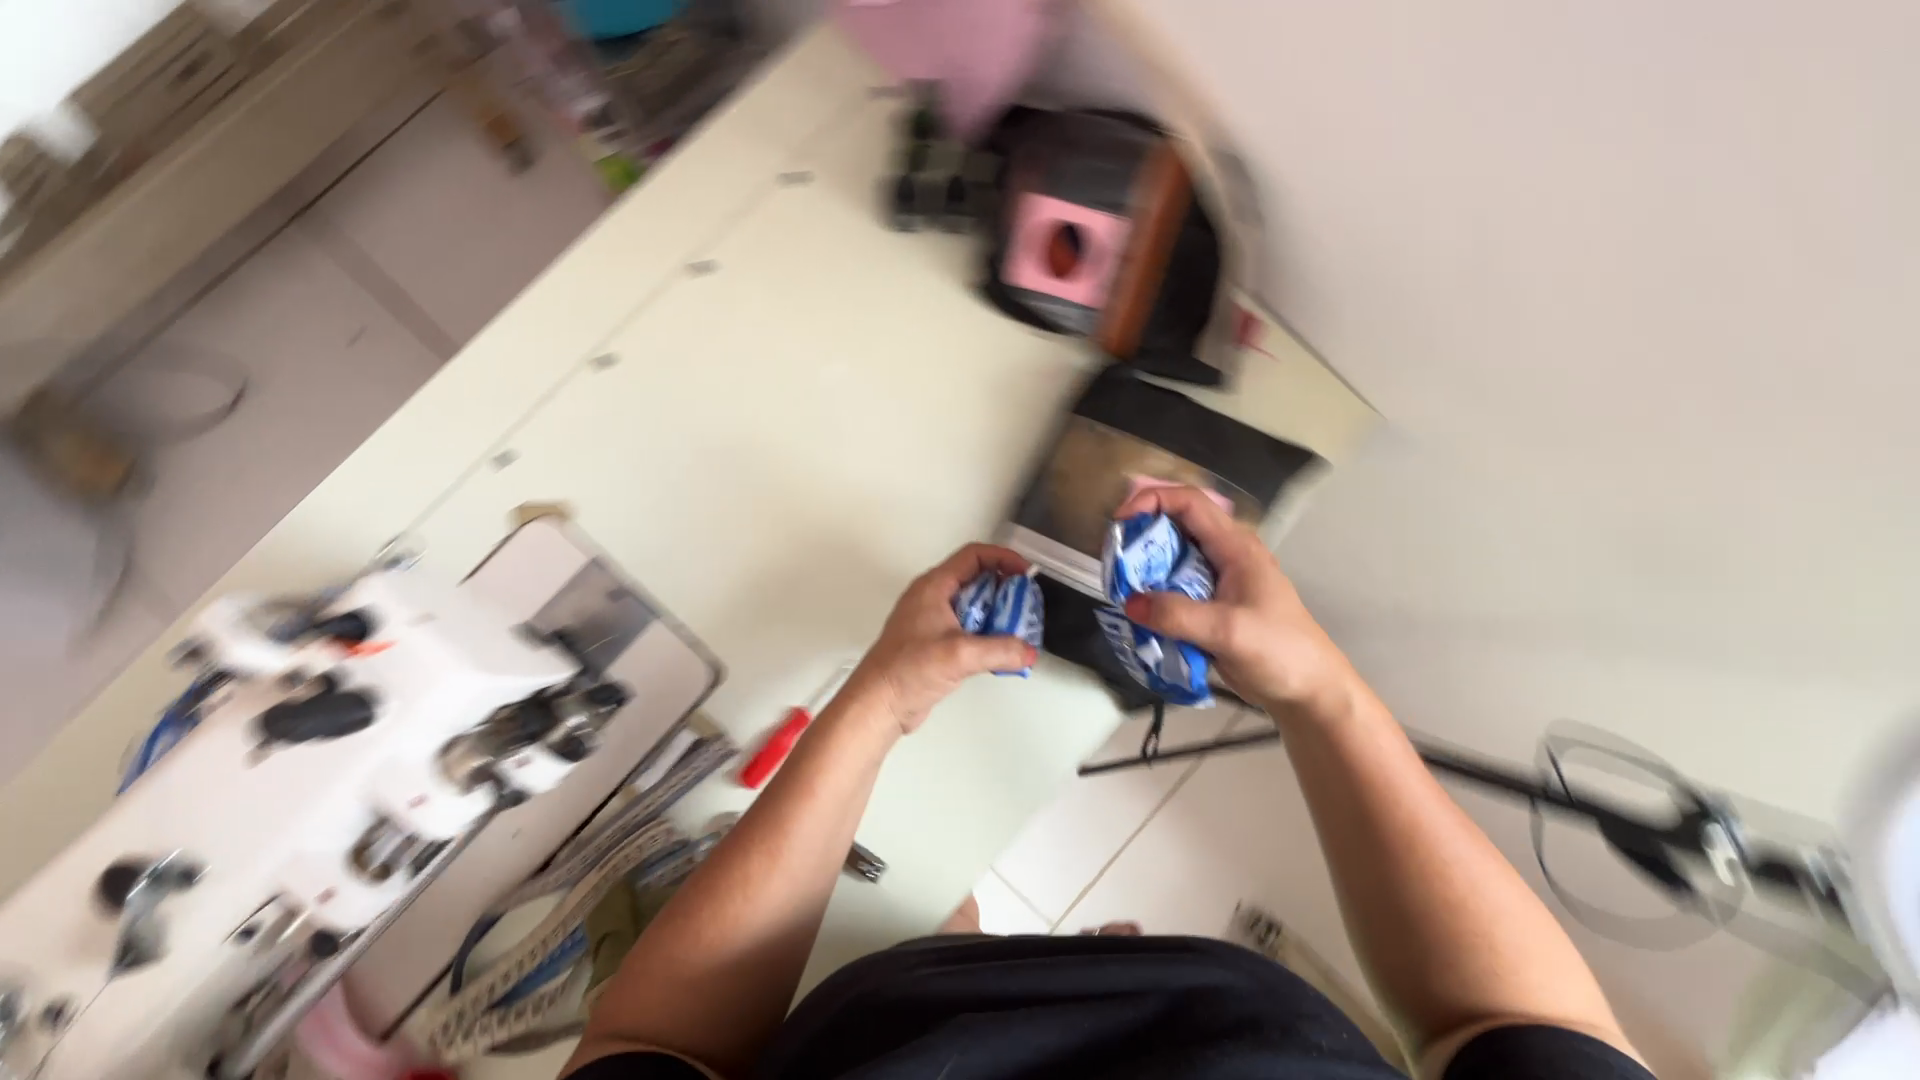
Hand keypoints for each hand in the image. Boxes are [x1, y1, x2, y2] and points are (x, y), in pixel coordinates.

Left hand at [840, 543, 1039, 734]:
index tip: (1025, 573)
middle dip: (1005, 591)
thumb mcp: (960, 655)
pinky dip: (987, 636)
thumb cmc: (905, 670)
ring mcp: (934, 621)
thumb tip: (1027, 651)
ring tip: (1017, 632)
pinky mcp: (936, 643)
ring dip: (998, 616)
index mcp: (934, 587)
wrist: (879, 703)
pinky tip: (1001, 654)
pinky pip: (969, 630)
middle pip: (977, 580)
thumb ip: (1000, 650)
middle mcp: (933, 598)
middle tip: (1025, 607)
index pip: (974, 556)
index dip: (1003, 558)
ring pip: (975, 606)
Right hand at [1112, 486, 1353, 714]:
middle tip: (1113, 560)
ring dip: (1143, 570)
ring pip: (1170, 561)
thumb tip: (1130, 603)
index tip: (1120, 523)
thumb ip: (1178, 616)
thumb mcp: (1229, 631)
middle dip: (1140, 537)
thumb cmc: (1281, 652)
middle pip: (1174, 528)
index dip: (1152, 501)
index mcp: (1235, 547)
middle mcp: (1223, 556)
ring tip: (1119, 588)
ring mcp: (1216, 583)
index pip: (1189, 502)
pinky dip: (1152, 598)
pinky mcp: (1209, 608)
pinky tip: (1137, 614)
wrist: (1309, 691)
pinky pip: (1172, 592)